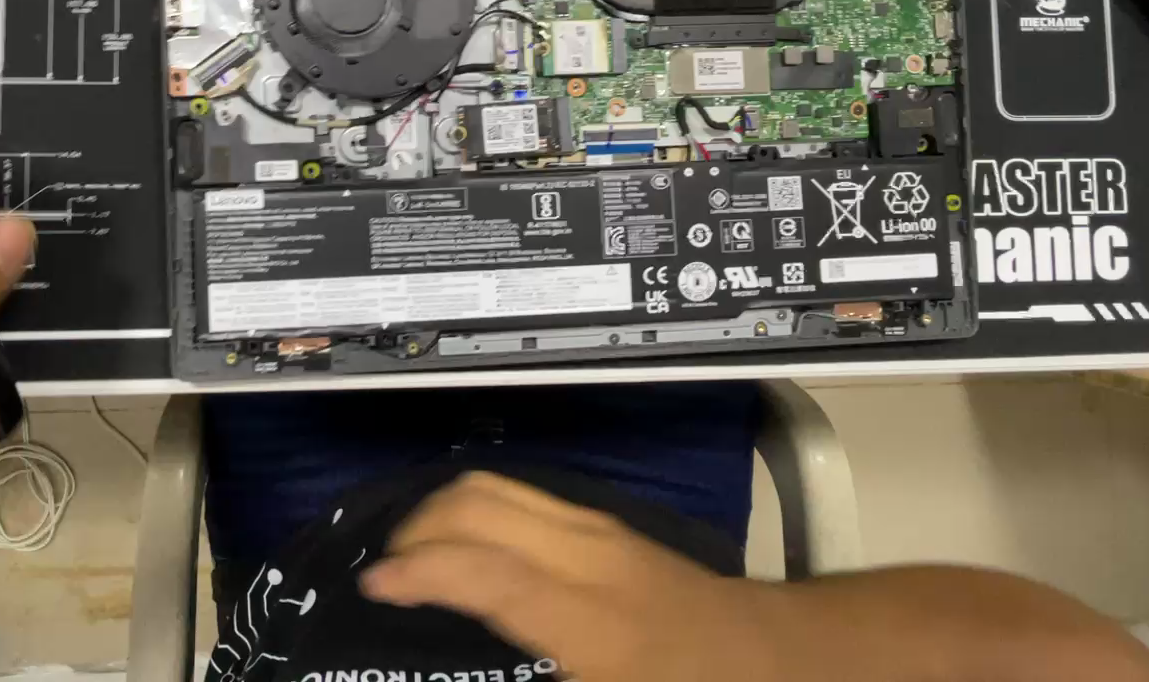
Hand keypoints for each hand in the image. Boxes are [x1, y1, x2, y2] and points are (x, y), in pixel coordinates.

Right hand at [361, 472, 785, 681]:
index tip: (372, 588)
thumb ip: (536, 676)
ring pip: (492, 486)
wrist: (776, 660)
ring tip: (407, 553)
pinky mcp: (596, 519)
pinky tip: (456, 543)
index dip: (419, 573)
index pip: (485, 571)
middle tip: (383, 572)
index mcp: (592, 620)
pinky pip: (513, 494)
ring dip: (438, 509)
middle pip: (477, 503)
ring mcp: (591, 525)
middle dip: (416, 529)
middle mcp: (585, 554)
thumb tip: (467, 665)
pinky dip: (469, 508)